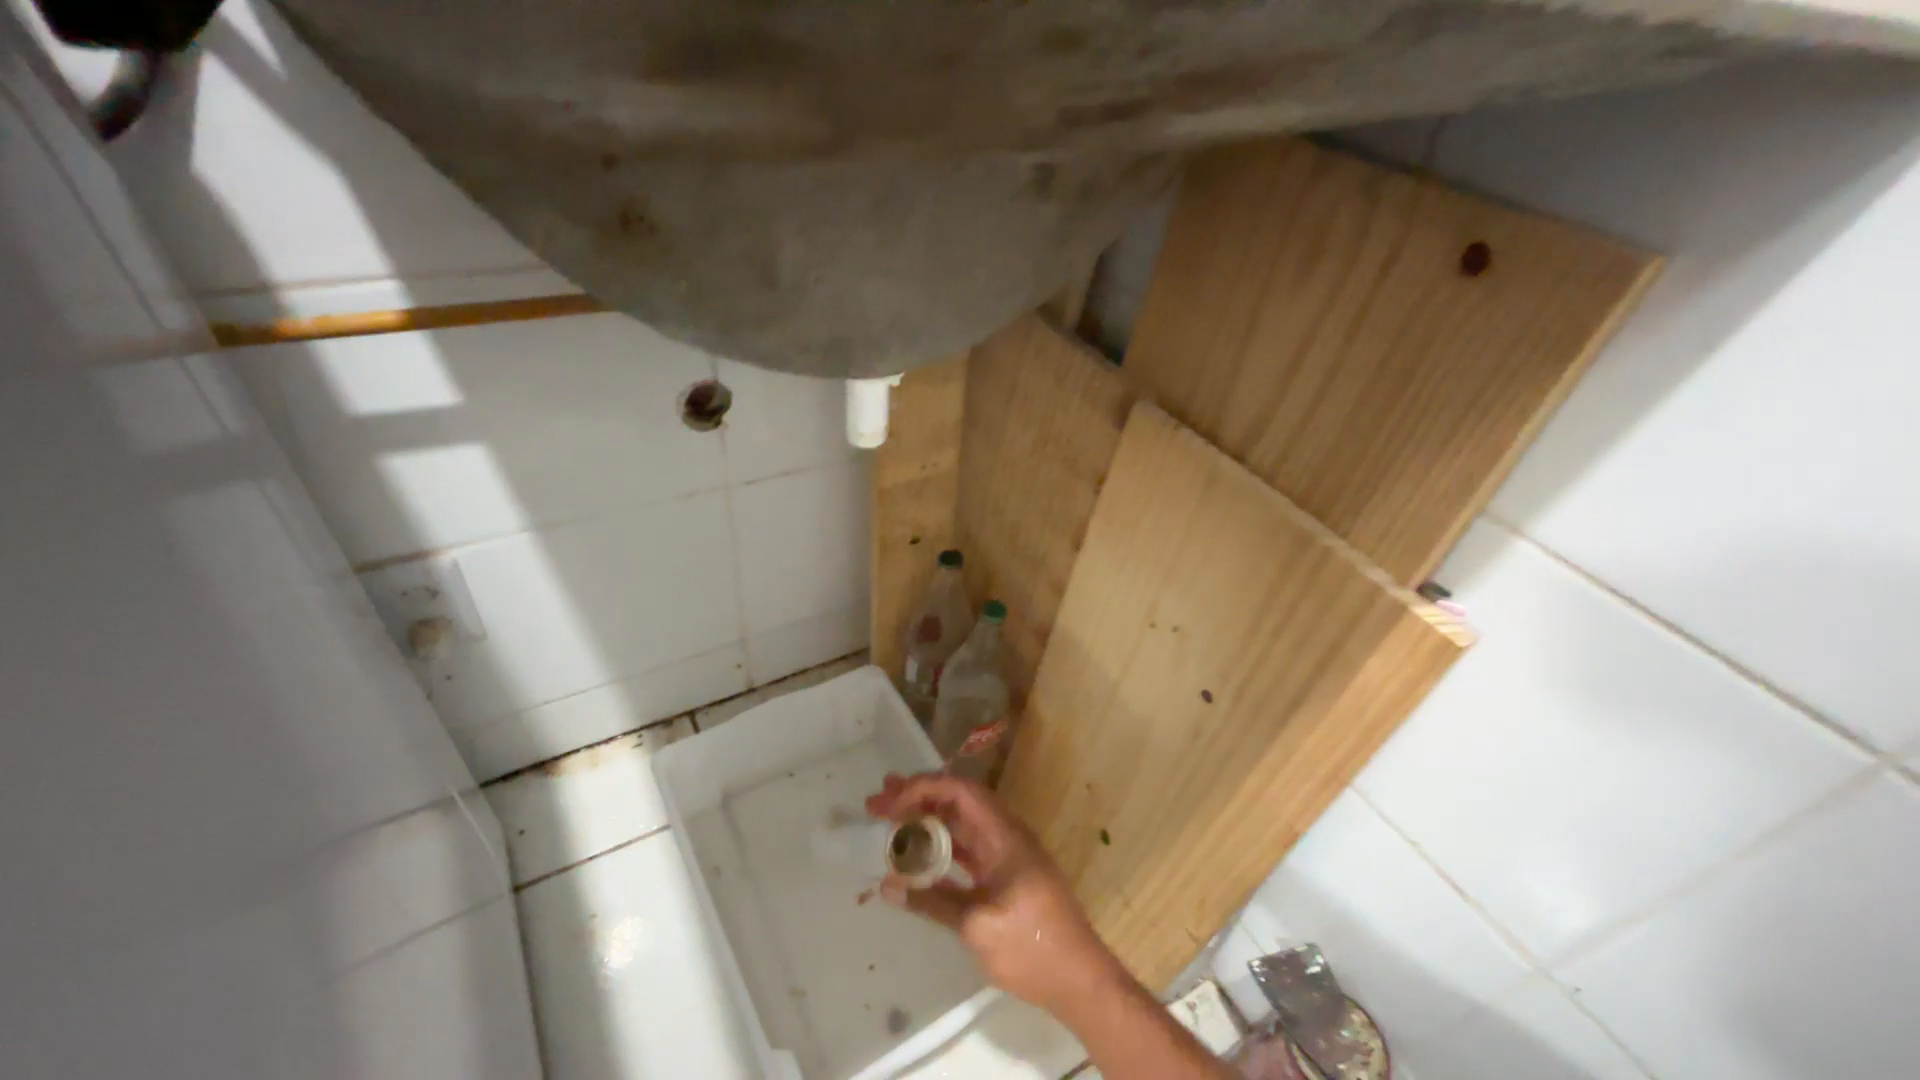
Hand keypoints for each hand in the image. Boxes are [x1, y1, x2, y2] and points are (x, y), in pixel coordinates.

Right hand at [865, 772, 1124, 1013]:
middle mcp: (1006, 836)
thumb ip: (933, 902)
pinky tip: (917, 856)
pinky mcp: (1005, 878)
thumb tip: (888, 885)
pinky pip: (968, 850)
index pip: (961, 791)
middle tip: (877, 803)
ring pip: (961, 826)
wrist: (1079, 979)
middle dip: (918, 798)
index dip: (923, 788)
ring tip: (888, 820)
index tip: (890, 803)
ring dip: (927, 820)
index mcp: (1005, 836)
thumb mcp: (977, 926)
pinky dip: (941, 848)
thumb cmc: (1032, 948)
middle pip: (958, 802)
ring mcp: (1007, 857)